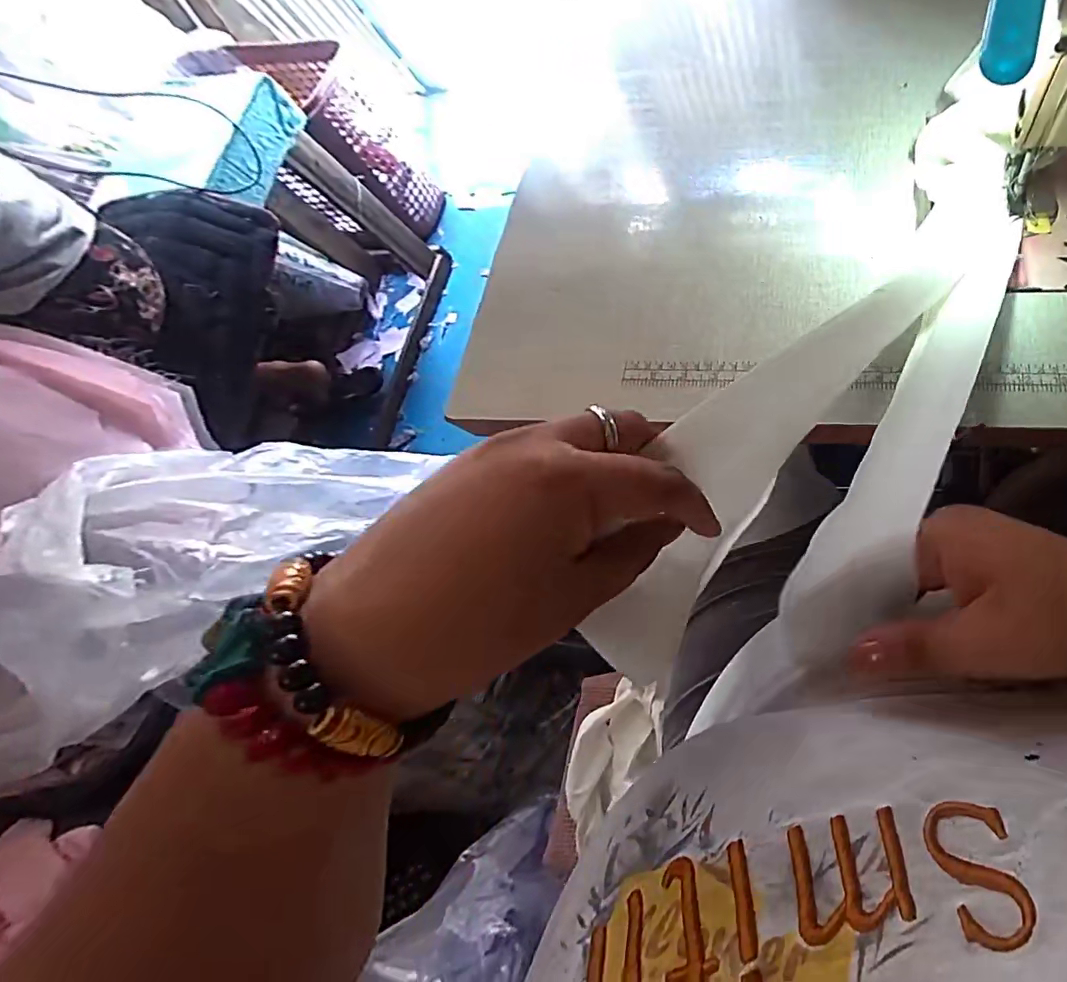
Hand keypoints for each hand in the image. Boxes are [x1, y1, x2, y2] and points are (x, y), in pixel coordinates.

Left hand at [300, 411, 718, 718]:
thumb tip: (665, 523)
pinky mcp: (473, 459)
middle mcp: (539, 444)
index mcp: (572, 480)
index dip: (692, 501)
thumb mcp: (576, 596)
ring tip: (614, 507)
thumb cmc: (482, 628)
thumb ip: (634, 550)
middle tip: (661, 504)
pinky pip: (545, 444)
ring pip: (582, 429)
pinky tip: (565, 508)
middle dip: (654, 458)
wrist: (356, 639)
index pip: (656, 478)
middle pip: (622, 426)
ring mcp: (501, 446)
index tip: (709, 525)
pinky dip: (574, 463)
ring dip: (613, 457)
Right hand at [847, 506, 1066, 680]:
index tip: (820, 650)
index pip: (870, 567)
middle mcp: (950, 530)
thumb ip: (913, 647)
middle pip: (893, 576)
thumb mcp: (981, 643)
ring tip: (867, 666)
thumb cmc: (1056, 618)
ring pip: (920, 588)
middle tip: (837, 669)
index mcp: (938, 533)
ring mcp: (974, 545)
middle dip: (873, 618)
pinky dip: (932, 620)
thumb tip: (848, 655)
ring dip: (905, 623)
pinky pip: (946, 591)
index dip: (846, 609)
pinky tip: (919, 651)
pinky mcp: (994, 565)